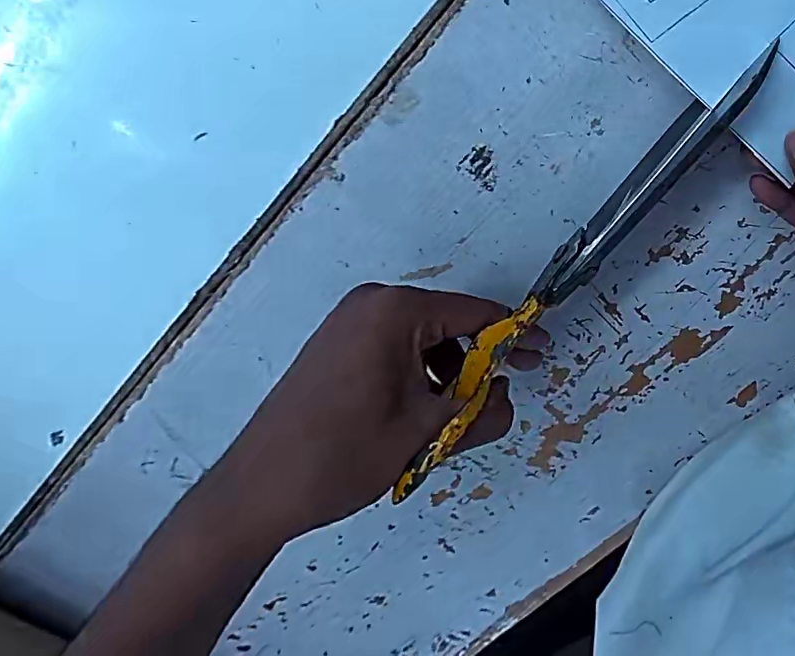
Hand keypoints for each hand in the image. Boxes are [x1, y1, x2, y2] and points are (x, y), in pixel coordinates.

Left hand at [204, 283, 546, 545]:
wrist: (255, 491)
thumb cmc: (341, 455)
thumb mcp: (425, 434)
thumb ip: (482, 411)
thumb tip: (506, 398)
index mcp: (396, 311)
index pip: (474, 314)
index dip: (513, 336)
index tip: (539, 352)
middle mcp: (373, 303)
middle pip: (448, 325)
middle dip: (476, 363)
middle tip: (498, 395)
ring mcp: (350, 320)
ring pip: (423, 339)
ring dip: (446, 374)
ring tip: (448, 419)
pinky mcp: (337, 341)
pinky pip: (395, 346)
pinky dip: (417, 374)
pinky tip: (417, 413)